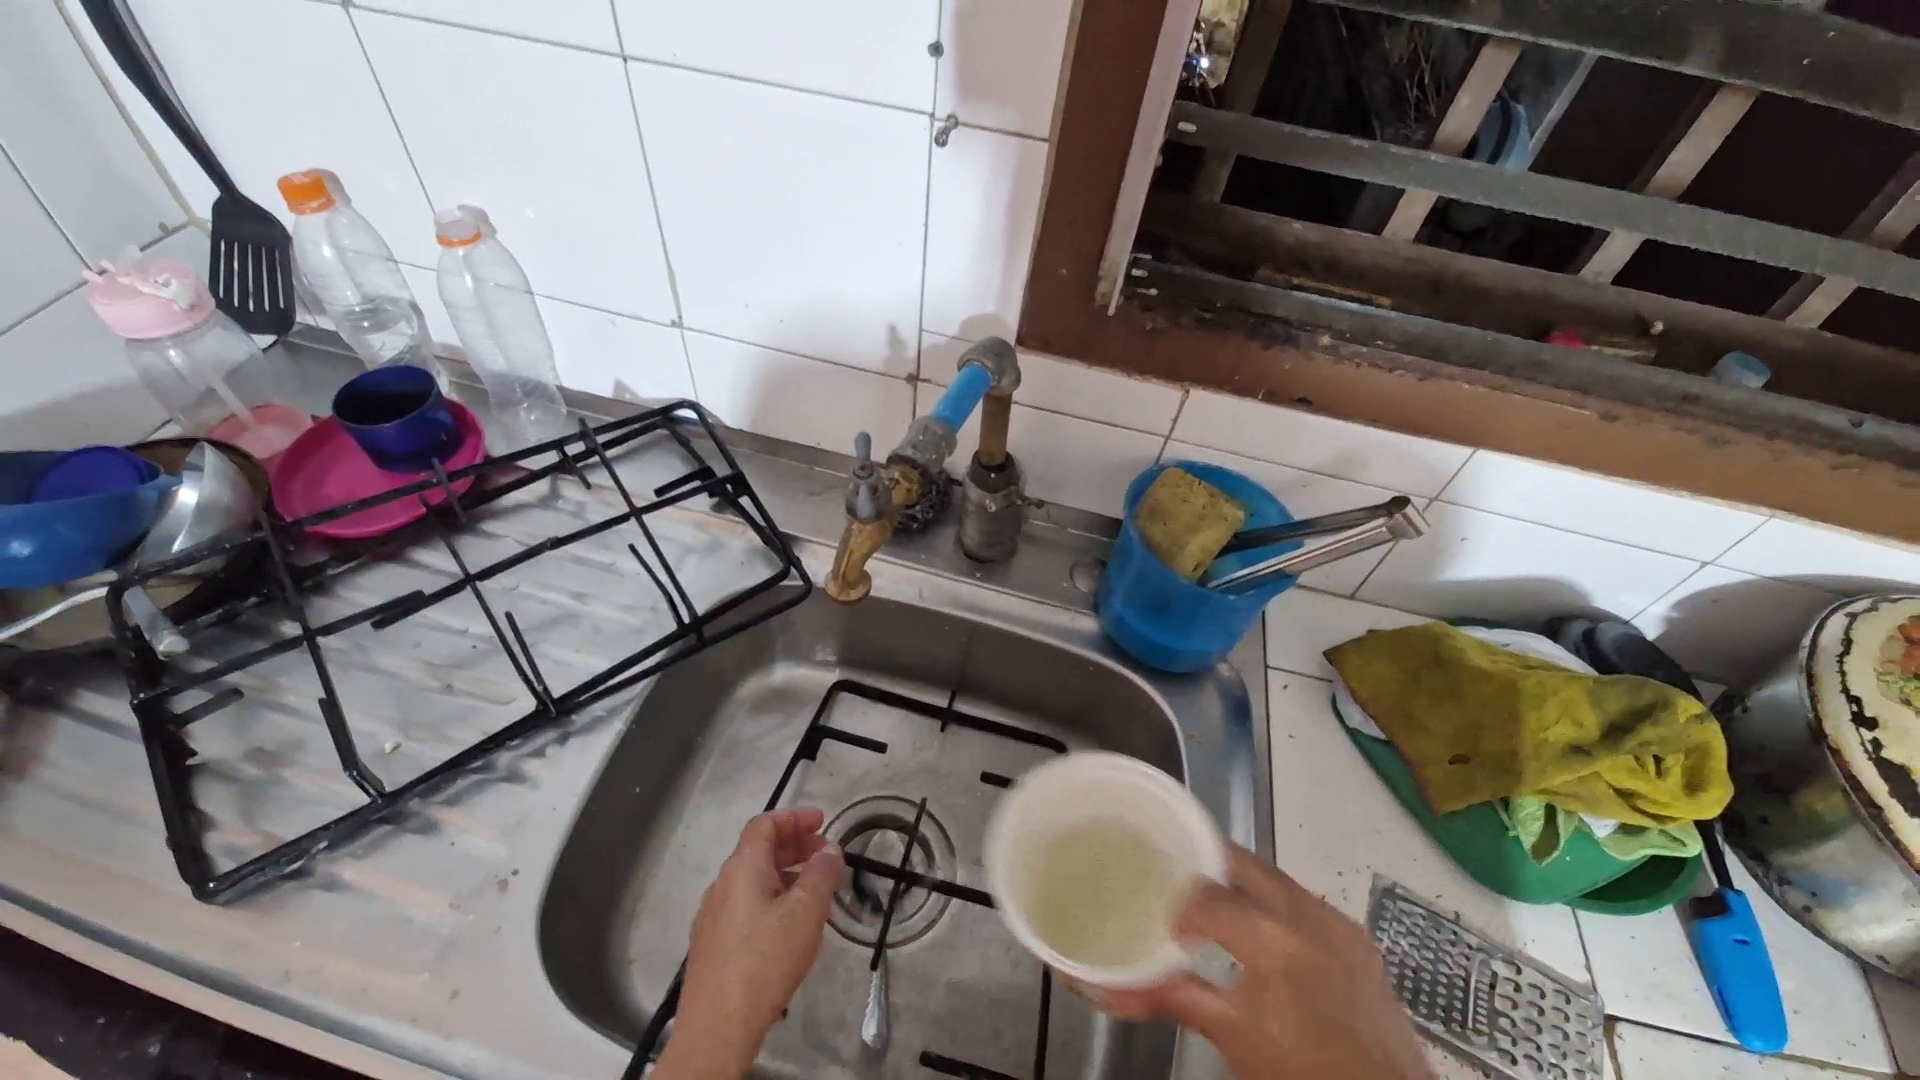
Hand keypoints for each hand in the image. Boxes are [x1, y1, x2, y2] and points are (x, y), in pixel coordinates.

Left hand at [655, 808, 844, 1079]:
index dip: (794, 818)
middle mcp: (722, 886)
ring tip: (816, 891)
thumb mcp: (806, 913)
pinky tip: (791, 925)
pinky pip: (746, 905)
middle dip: (794, 846)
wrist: (717, 1027)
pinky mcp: (714, 945)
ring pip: (753, 880)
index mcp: (742, 869)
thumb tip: (828, 850)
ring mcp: (713, 917)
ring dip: (786, 874)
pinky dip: (772, 898)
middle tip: (826, 854)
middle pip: (758, 851)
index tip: (822, 821)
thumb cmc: (765, 961)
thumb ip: (821, 875)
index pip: (764, 825)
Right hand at [1094, 847, 1431, 1079]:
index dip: (1179, 904)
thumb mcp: (1230, 1036)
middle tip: (1182, 882)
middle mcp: (1306, 916)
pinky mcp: (1359, 937)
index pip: (1206, 894)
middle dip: (1209, 866)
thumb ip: (1171, 999)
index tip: (1168, 927)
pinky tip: (1272, 935)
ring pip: (1278, 878)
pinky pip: (1309, 902)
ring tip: (1221, 908)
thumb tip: (1108, 993)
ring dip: (1245, 884)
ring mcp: (1338, 923)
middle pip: (1244, 863)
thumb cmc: (1300, 1071)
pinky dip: (1280, 905)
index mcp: (1270, 938)